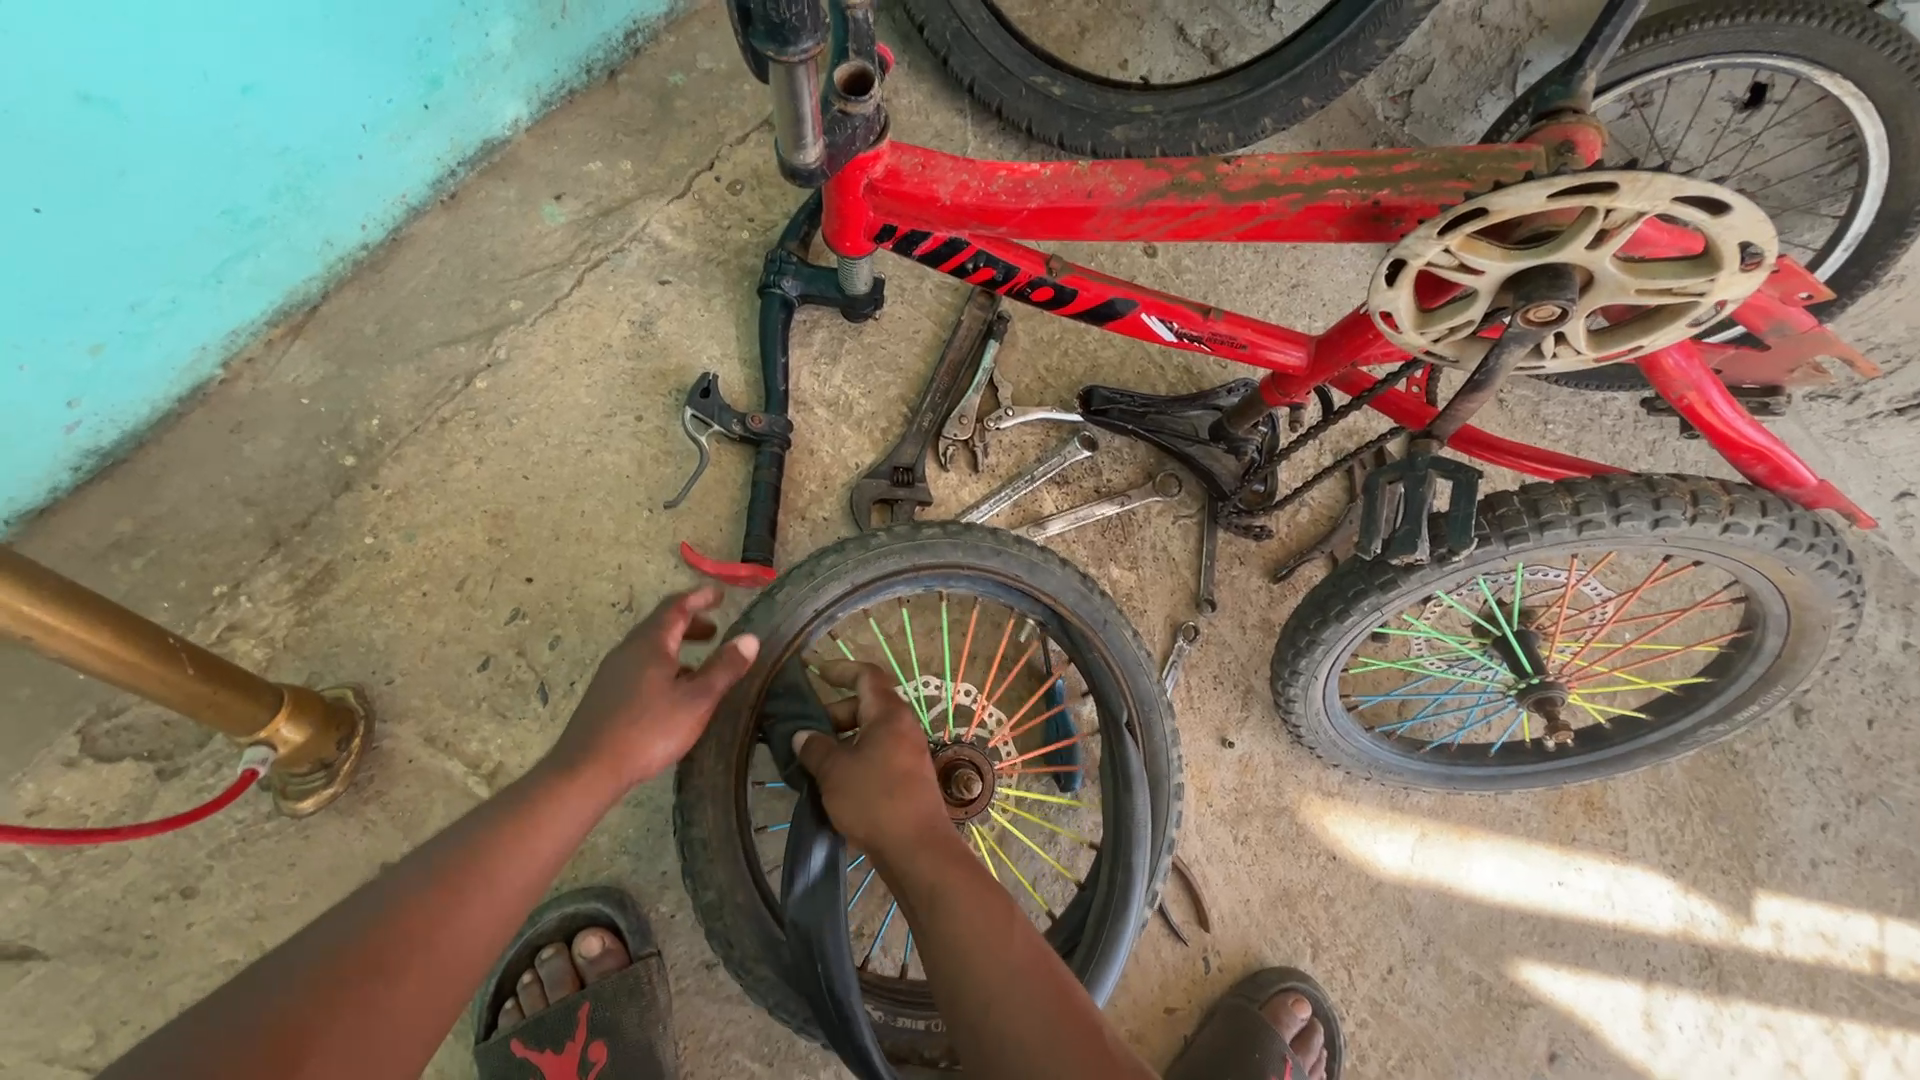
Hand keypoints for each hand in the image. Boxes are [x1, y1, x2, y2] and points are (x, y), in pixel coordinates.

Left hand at [547, 587, 758, 791]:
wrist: (588, 769)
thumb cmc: (648, 730)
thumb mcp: (697, 700)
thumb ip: (724, 668)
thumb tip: (750, 638)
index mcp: (651, 644)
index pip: (676, 607)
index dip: (699, 597)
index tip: (720, 594)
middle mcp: (629, 650)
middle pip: (661, 625)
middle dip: (690, 623)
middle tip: (715, 630)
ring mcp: (614, 672)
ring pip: (650, 648)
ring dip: (677, 647)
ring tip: (700, 663)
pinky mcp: (607, 694)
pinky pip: (640, 666)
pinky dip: (664, 665)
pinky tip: (673, 692)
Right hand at [791, 661, 953, 861]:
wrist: (917, 848)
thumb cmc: (874, 800)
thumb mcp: (834, 771)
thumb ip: (815, 748)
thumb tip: (802, 735)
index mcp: (889, 714)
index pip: (866, 675)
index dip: (840, 669)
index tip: (815, 673)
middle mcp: (903, 726)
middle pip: (865, 705)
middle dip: (833, 714)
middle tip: (805, 734)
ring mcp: (908, 752)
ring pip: (869, 733)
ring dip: (841, 741)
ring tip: (812, 761)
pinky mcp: (907, 777)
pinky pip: (876, 755)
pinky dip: (854, 759)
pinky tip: (833, 782)